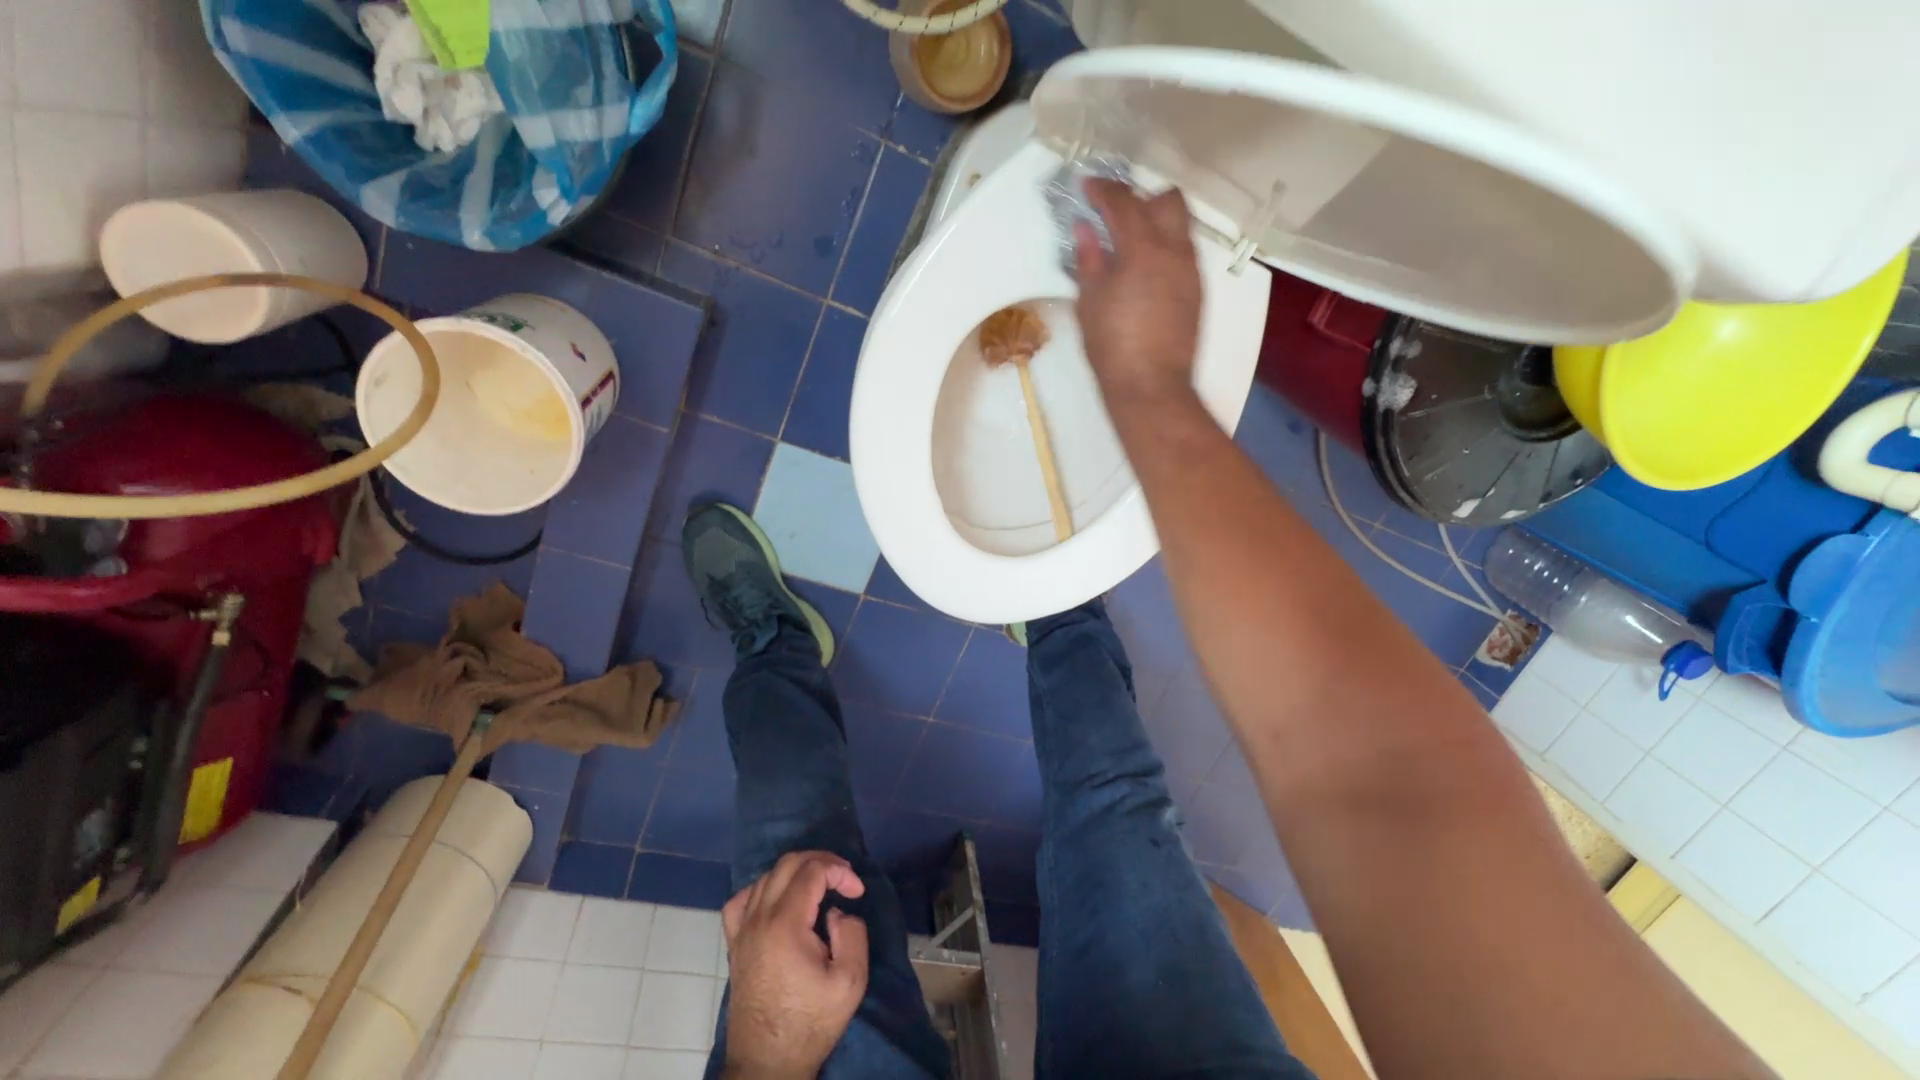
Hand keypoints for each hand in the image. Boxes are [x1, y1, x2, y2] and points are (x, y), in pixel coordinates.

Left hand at [721, 852, 869, 1079]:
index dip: (840, 871)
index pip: (812, 870)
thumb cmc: (810, 1023)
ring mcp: (742, 930)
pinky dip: (764, 888)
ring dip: (796, 872)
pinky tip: (779, 900)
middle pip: (787, 864)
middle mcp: (758, 919)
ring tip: (820, 888)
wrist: (767, 1061)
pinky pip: (742, 899)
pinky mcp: (735, 944)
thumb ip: (853, 935)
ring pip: (766, 876)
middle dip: (821, 862)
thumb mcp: (850, 982)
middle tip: (844, 880)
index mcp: (785, 924)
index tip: (858, 892)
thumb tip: (838, 913)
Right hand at [1074, 179, 1203, 403]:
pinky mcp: (1197, 292)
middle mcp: (1174, 252)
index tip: (1087, 186)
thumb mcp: (1089, 302)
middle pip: (1168, 201)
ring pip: (1180, 226)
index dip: (1103, 189)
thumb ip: (1089, 260)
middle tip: (1114, 212)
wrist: (1151, 387)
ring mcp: (1191, 271)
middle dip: (1140, 198)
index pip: (1124, 203)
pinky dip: (1164, 247)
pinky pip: (1183, 253)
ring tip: (1128, 241)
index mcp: (1143, 250)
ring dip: (1155, 222)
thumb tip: (1086, 231)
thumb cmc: (1112, 347)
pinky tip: (1143, 269)